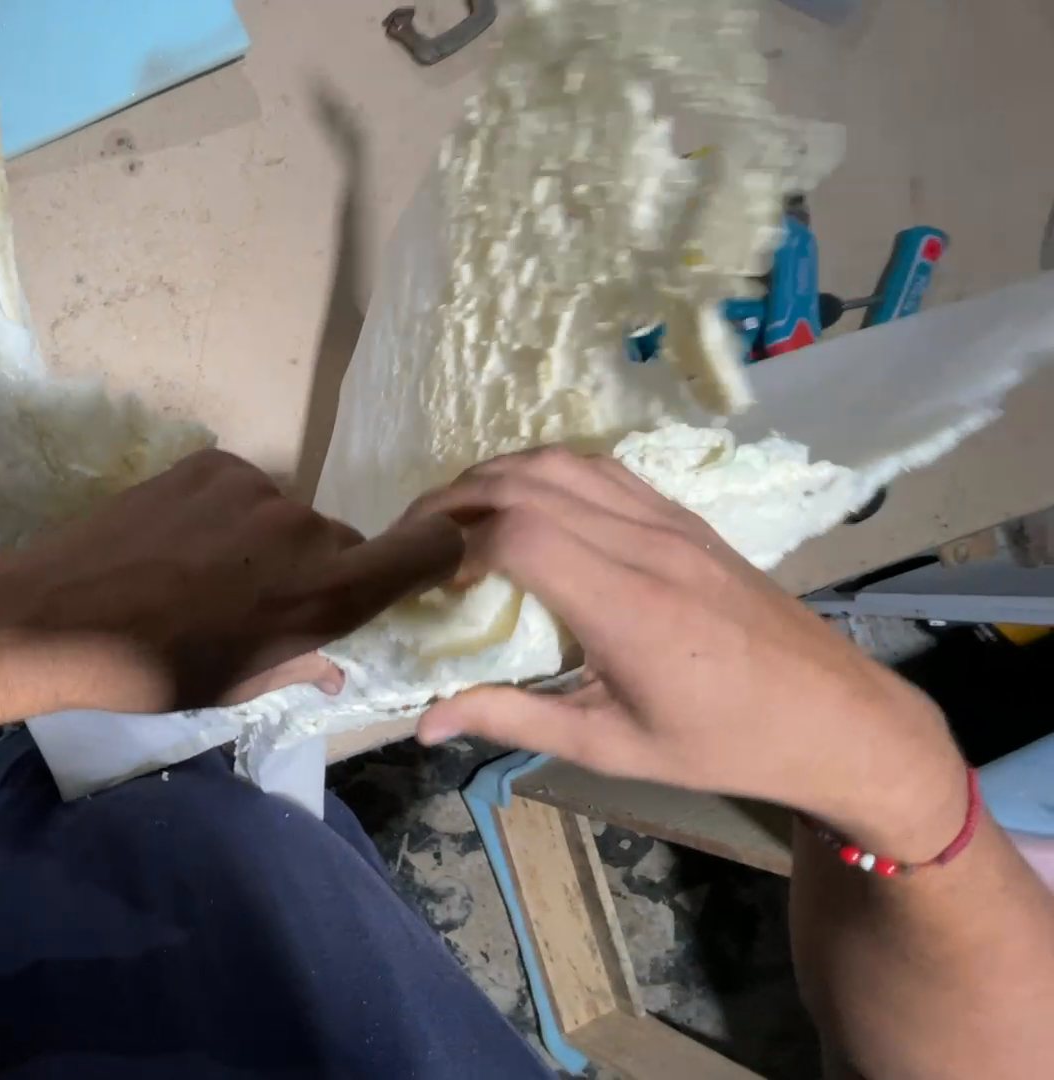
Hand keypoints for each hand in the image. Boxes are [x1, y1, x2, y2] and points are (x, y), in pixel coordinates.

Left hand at [0, 448, 465, 712]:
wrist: (60, 614)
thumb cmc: (155, 670)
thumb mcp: (238, 685)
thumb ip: (300, 661)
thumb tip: (334, 664)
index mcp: (326, 592)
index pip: (429, 549)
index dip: (434, 555)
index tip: (406, 571)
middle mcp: (305, 528)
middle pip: (340, 538)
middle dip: (315, 567)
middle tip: (255, 597)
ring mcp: (255, 487)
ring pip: (285, 515)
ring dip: (264, 540)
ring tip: (201, 569)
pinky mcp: (209, 461)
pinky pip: (241, 490)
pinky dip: (226, 513)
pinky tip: (177, 539)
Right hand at [410, 448, 968, 861]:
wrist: (840, 719)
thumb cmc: (719, 742)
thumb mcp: (608, 747)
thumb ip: (509, 720)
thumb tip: (423, 724)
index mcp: (630, 610)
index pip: (519, 537)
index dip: (455, 546)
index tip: (428, 580)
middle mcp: (647, 548)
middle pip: (524, 486)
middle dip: (450, 502)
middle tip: (410, 538)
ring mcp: (668, 522)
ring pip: (555, 463)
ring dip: (487, 478)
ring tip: (450, 514)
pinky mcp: (680, 514)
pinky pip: (593, 466)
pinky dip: (535, 471)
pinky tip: (513, 500)